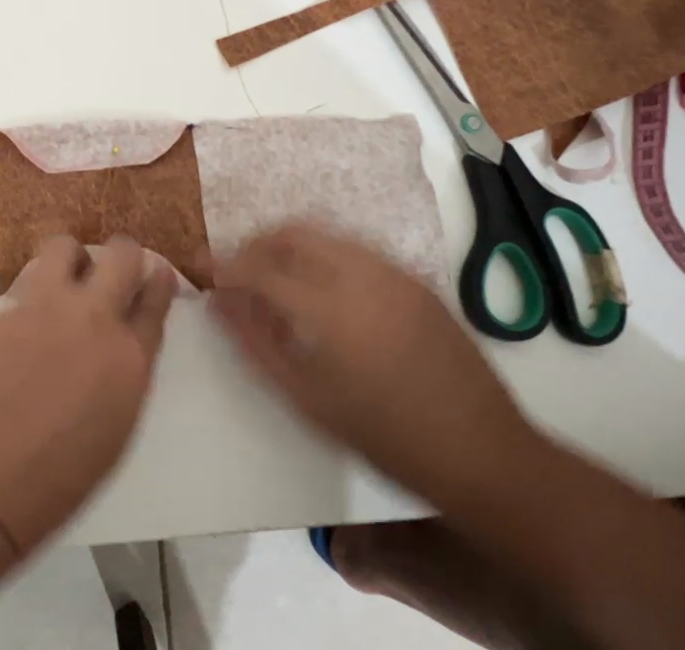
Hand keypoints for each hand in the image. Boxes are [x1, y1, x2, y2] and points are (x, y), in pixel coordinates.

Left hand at [0, 236, 176, 554]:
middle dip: (122, 256)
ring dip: (71, 263)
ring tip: (63, 290)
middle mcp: (88, 319)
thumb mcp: (118, 424)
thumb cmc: (60, 476)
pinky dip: (30, 298)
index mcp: (129, 356)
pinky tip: (22, 331)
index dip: (157, 280)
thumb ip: (127, 367)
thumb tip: (125, 335)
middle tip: (112, 272)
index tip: (153, 276)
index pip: (155, 293)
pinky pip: (21, 286)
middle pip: (120, 254)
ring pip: (62, 248)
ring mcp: (37, 308)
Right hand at [209, 225, 536, 495]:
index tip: (204, 273)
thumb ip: (256, 343)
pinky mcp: (417, 281)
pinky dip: (325, 256)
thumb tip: (218, 302)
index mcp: (331, 308)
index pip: (262, 268)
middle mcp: (363, 275)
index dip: (226, 268)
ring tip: (273, 279)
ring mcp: (395, 273)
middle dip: (255, 244)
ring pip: (327, 235)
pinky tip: (320, 291)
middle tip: (235, 272)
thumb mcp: (306, 397)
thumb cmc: (383, 436)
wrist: (480, 451)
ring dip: (290, 246)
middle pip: (293, 233)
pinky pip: (357, 251)